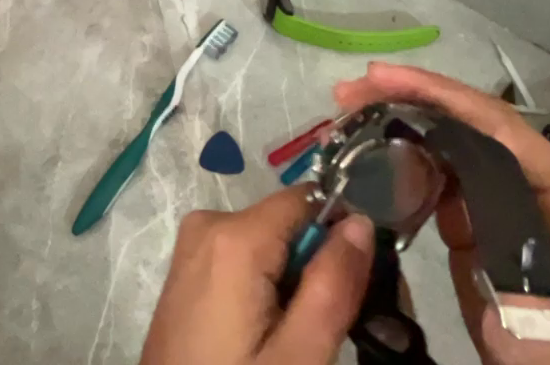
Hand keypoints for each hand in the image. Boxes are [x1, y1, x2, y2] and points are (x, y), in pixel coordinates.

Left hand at [140, 187, 376, 364]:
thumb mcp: (298, 356)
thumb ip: (333, 285)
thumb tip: (361, 221)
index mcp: (234, 234)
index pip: (307, 200)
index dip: (341, 235)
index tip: (359, 286)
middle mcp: (208, 224)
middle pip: (287, 224)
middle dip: (316, 266)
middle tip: (329, 329)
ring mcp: (192, 247)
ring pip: (268, 245)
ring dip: (292, 283)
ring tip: (293, 343)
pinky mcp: (188, 271)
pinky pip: (243, 260)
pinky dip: (265, 290)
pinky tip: (265, 338)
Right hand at [334, 63, 549, 364]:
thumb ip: (526, 293)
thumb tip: (475, 229)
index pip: (504, 133)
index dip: (442, 97)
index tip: (381, 80)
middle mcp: (542, 198)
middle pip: (475, 130)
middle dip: (412, 101)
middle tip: (349, 94)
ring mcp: (512, 217)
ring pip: (454, 152)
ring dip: (402, 129)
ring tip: (350, 119)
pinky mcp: (484, 238)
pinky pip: (442, 189)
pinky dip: (404, 169)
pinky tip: (370, 165)